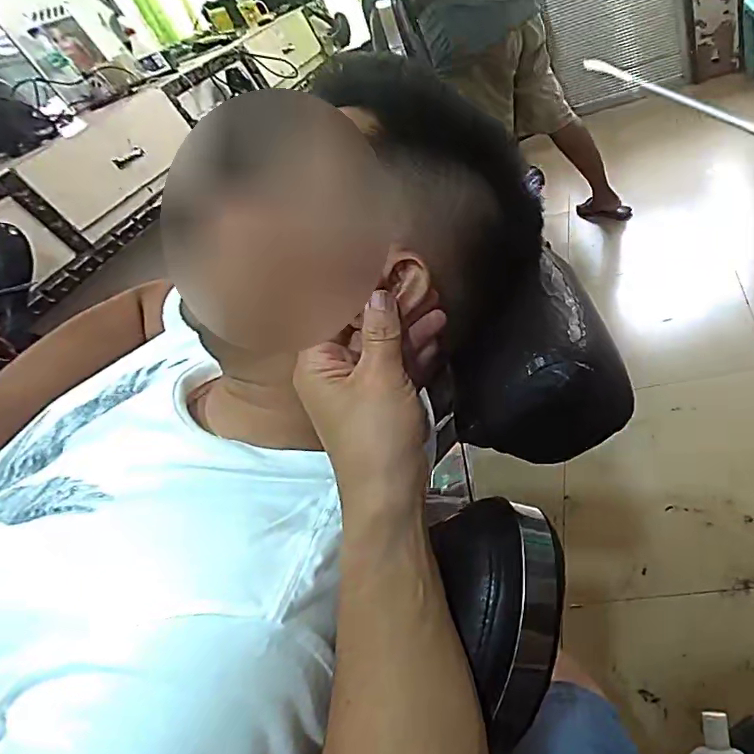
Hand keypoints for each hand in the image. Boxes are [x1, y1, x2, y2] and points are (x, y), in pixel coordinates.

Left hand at [294, 289, 431, 518]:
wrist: (390, 488)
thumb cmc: (376, 435)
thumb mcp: (380, 377)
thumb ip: (381, 332)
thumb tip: (378, 292)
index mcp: (317, 363)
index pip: (334, 313)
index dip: (359, 288)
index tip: (384, 265)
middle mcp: (334, 370)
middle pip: (362, 327)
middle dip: (392, 306)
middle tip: (419, 282)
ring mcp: (360, 385)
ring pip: (384, 345)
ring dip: (409, 326)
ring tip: (436, 303)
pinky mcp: (383, 398)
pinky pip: (397, 365)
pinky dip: (414, 350)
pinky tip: (435, 333)